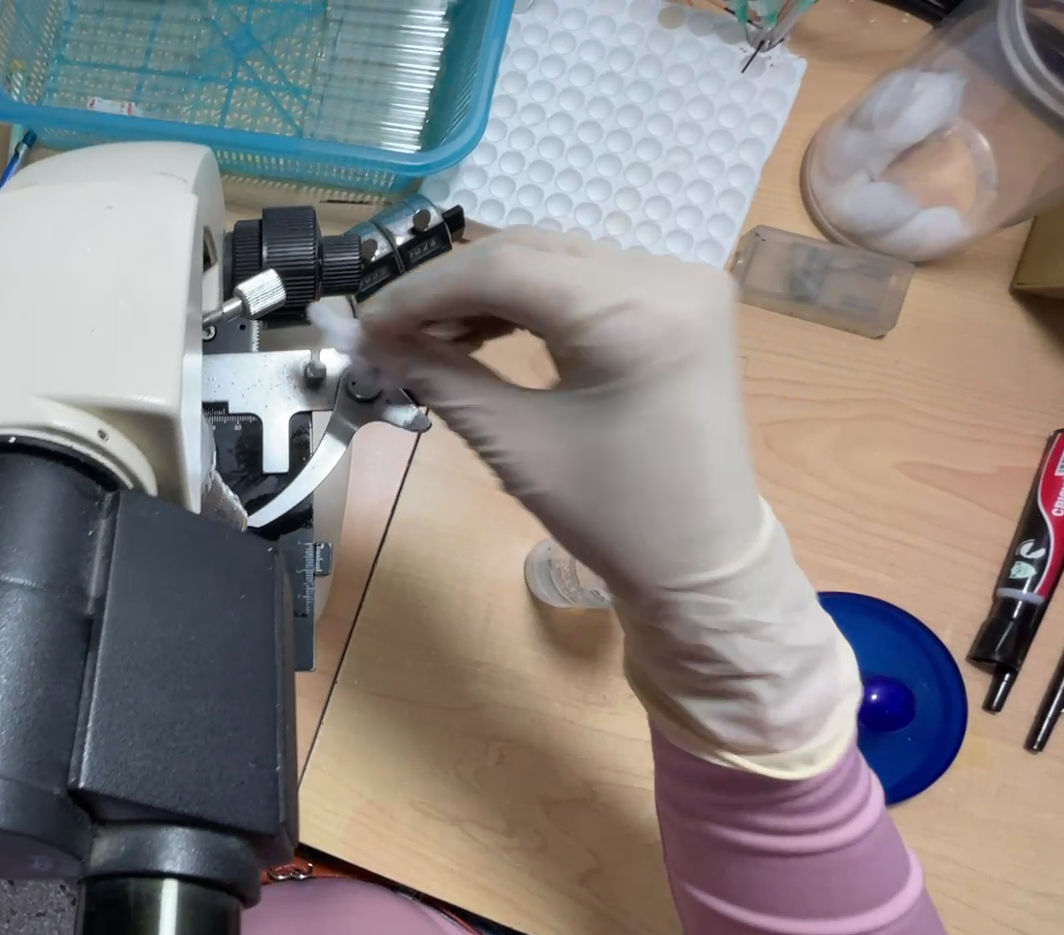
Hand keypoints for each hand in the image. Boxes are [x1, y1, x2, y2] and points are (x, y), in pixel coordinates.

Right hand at [358, 228, 857, 778]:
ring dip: (474, 291)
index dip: (420, 292)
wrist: (698, 553)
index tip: (365, 325)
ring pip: (545, 257)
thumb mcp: (511, 442)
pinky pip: (573, 277)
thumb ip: (437, 378)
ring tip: (421, 335)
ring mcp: (675, 280)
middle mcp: (664, 273)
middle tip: (384, 330)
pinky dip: (515, 299)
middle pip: (523, 250)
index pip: (501, 269)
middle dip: (442, 287)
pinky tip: (474, 330)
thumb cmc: (607, 512)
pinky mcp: (671, 298)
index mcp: (632, 313)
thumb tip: (370, 344)